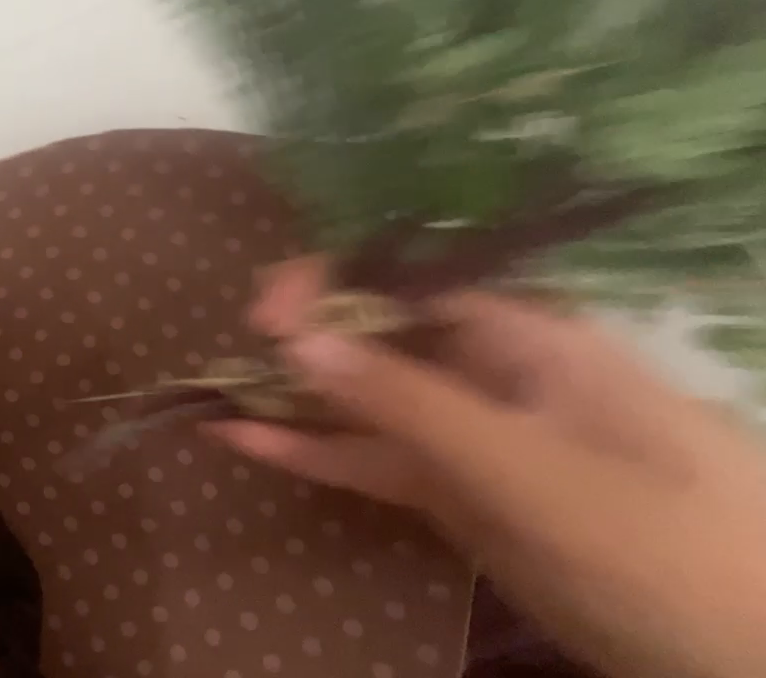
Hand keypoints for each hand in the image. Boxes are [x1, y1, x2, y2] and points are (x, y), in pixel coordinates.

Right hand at [206, 257, 765, 677]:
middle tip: (234, 356)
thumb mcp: (534, 472)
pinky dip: (302, 448)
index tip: (267, 315)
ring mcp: (460, 431)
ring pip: (355, 396)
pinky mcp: (444, 486)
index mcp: (522, 338)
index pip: (405, 282)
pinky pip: (360, 455)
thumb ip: (410, 403)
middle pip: (369, 333)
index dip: (329, 284)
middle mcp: (482, 370)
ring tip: (209, 388)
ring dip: (286, 395)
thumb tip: (296, 338)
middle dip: (296, 338)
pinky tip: (237, 439)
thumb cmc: (668, 551)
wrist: (750, 672)